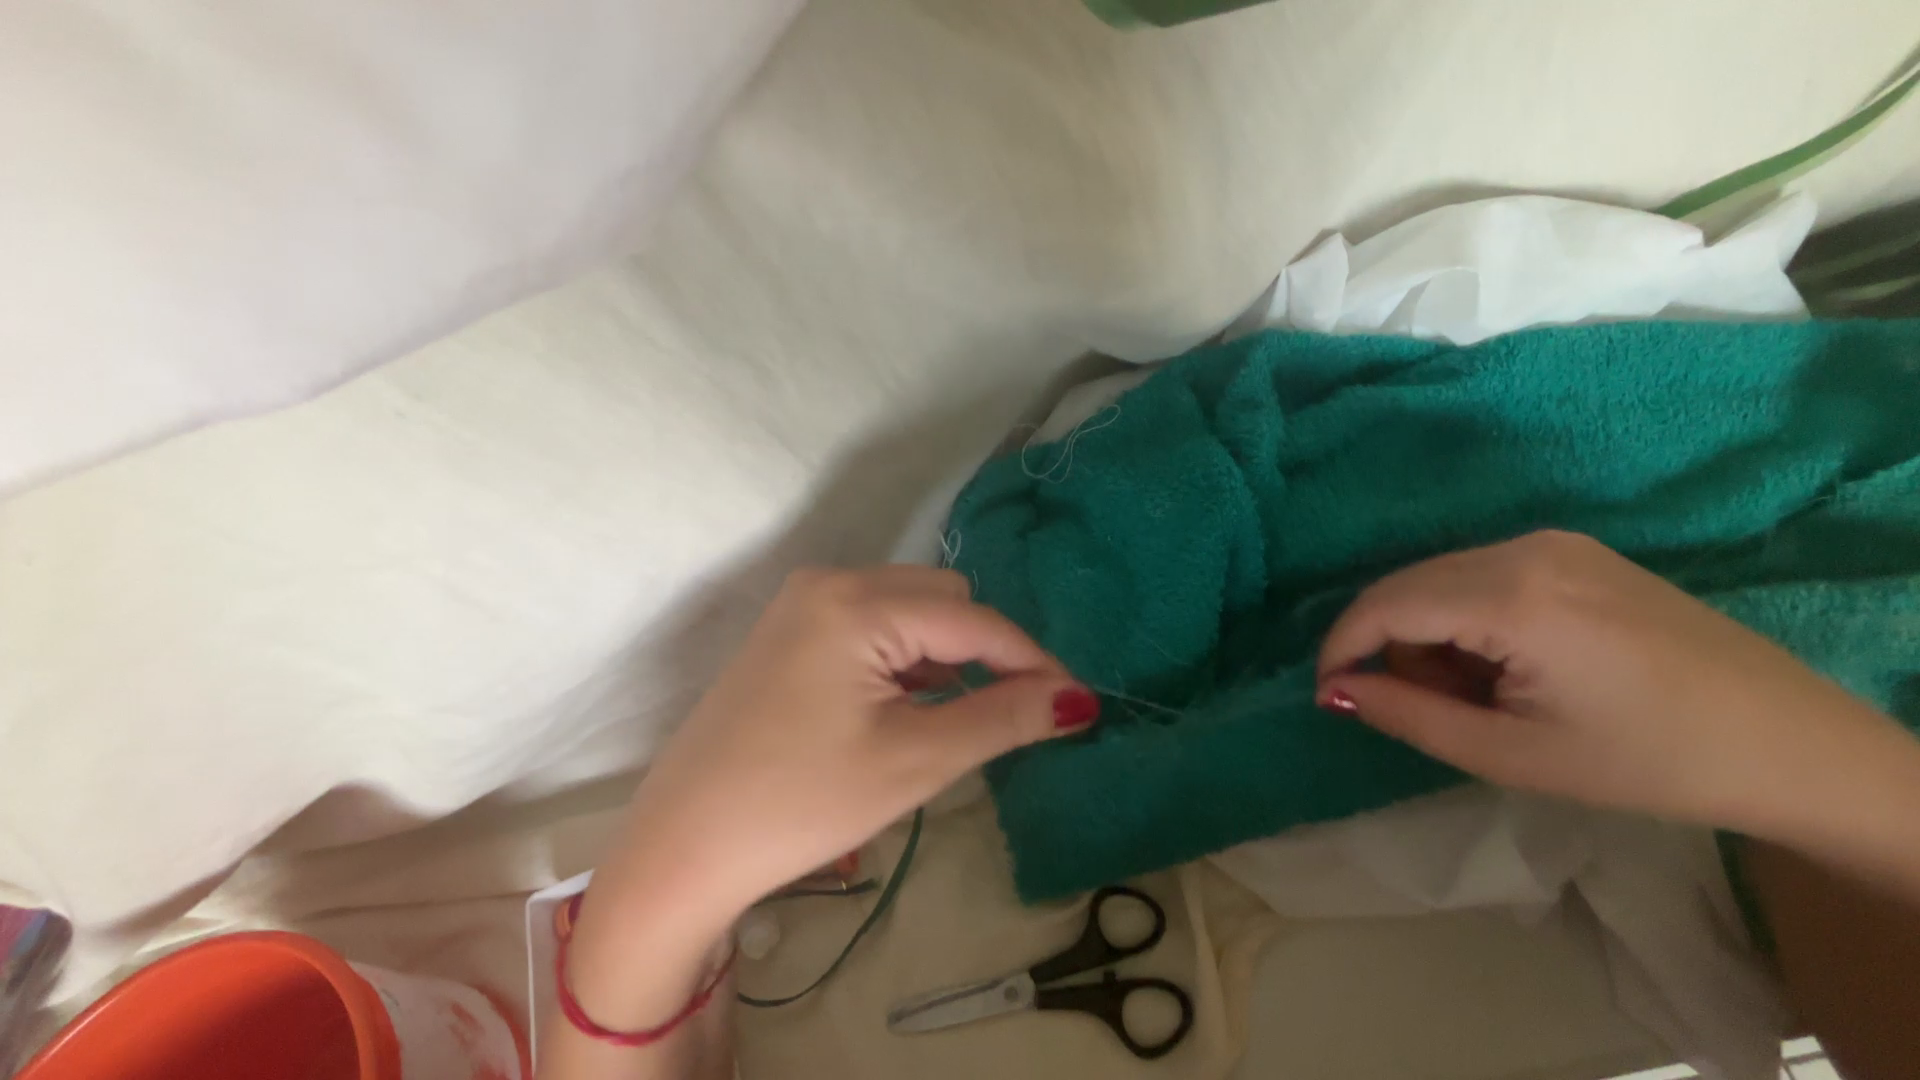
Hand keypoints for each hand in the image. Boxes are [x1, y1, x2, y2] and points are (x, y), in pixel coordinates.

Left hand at [570, 566, 1095, 1011]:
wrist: (685, 845)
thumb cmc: (802, 803)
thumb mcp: (915, 760)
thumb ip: (1002, 718)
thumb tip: (1077, 700)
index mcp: (858, 602)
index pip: (974, 620)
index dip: (1032, 662)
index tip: (1075, 705)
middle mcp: (829, 582)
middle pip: (942, 600)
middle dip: (984, 651)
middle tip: (1008, 717)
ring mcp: (802, 604)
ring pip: (908, 610)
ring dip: (945, 654)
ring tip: (957, 718)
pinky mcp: (788, 631)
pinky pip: (871, 626)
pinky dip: (905, 658)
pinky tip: (907, 707)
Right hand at [1314, 530, 1913, 838]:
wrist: (1788, 745)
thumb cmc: (1643, 761)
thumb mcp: (1509, 754)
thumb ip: (1407, 714)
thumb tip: (1334, 690)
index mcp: (1512, 597)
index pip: (1384, 605)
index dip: (1339, 646)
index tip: (1327, 694)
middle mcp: (1525, 549)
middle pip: (1406, 584)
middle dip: (1387, 643)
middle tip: (1415, 705)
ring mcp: (1555, 542)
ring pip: (1438, 577)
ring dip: (1426, 631)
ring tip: (1470, 692)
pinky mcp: (1574, 550)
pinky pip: (1478, 572)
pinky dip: (1463, 616)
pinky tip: (1503, 662)